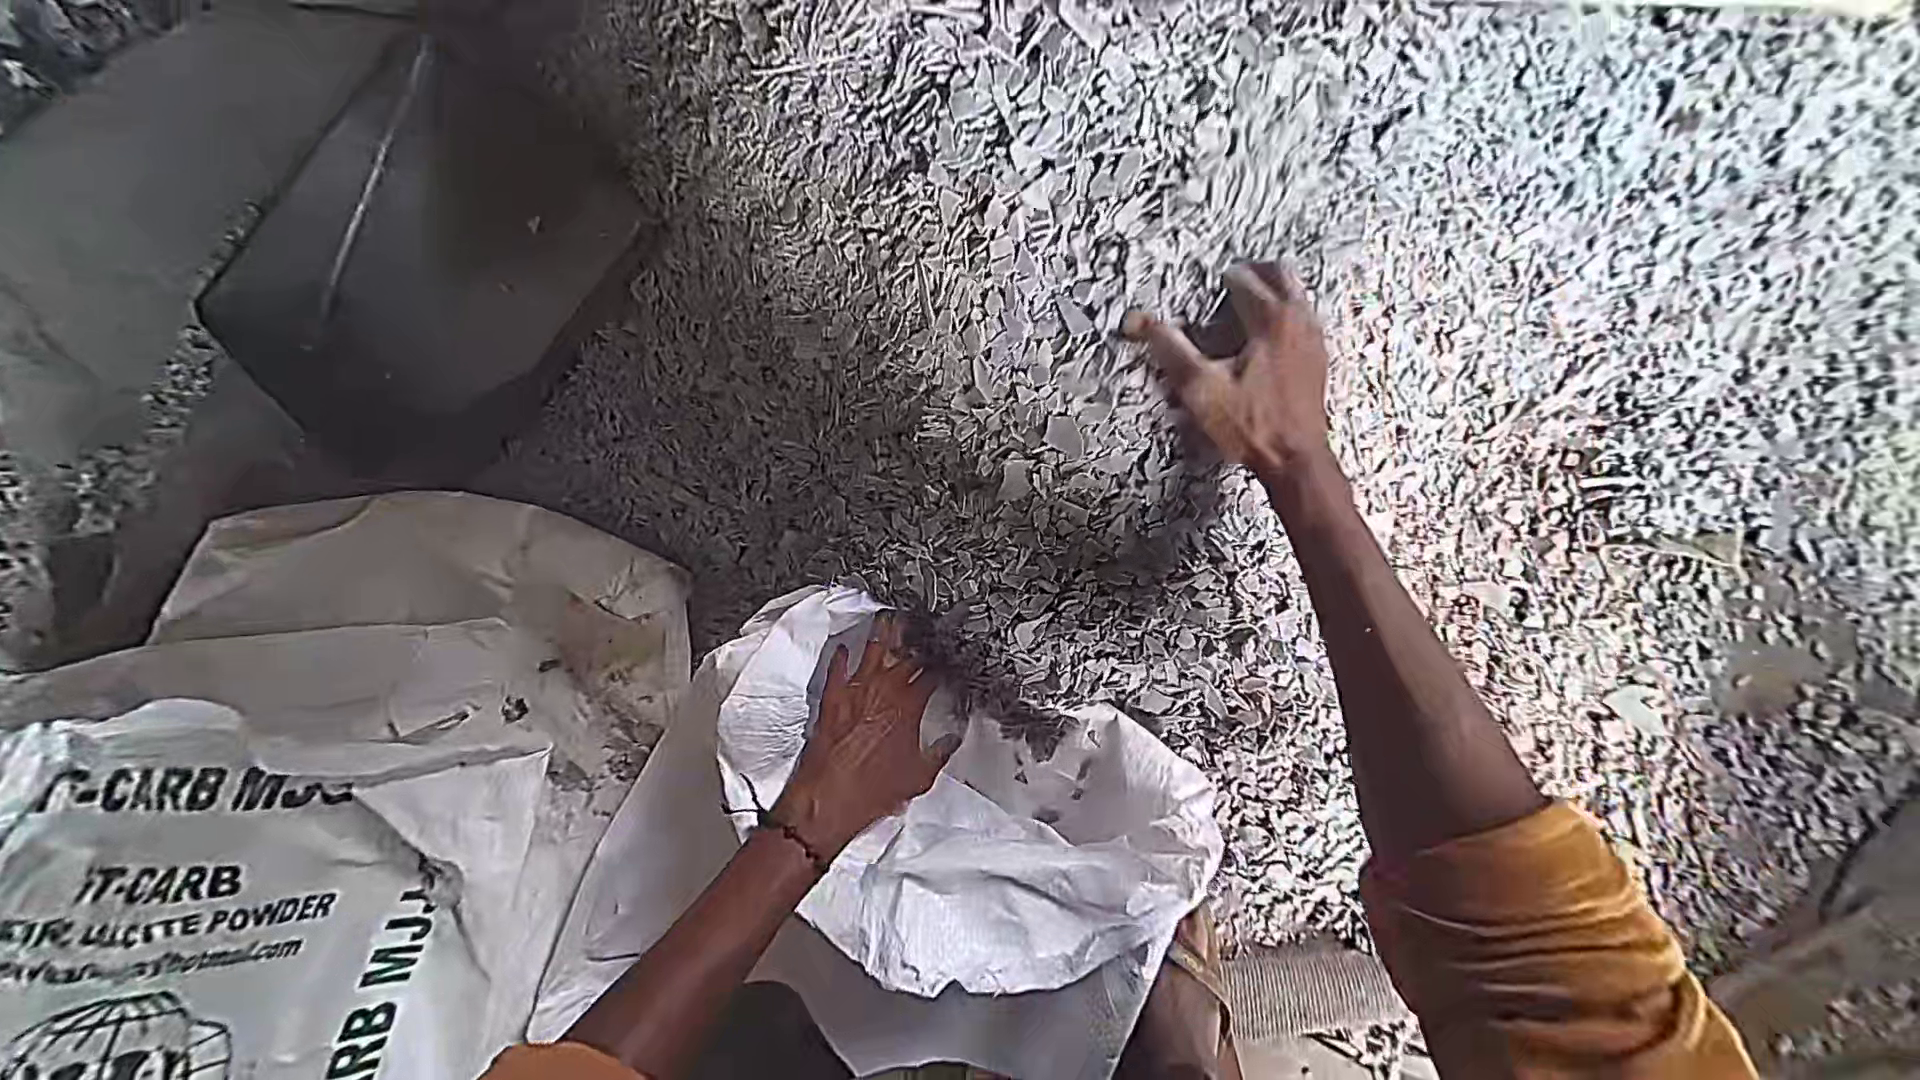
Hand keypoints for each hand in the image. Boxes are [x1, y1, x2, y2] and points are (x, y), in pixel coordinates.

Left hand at [773, 614, 959, 857]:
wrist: (828, 800)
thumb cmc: (873, 791)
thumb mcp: (918, 776)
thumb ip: (939, 753)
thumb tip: (950, 740)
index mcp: (908, 706)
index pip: (930, 674)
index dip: (940, 665)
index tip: (945, 660)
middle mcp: (883, 691)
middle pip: (904, 655)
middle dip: (916, 640)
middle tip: (921, 627)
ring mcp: (855, 691)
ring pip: (872, 652)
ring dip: (882, 634)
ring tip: (888, 618)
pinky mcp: (832, 699)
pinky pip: (838, 670)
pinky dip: (842, 657)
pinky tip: (844, 648)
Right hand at [1122, 262, 1330, 478]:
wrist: (1293, 458)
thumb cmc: (1252, 426)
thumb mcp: (1199, 387)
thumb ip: (1169, 349)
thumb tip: (1140, 323)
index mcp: (1271, 321)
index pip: (1244, 280)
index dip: (1222, 279)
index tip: (1211, 282)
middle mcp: (1298, 324)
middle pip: (1281, 276)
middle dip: (1255, 272)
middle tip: (1235, 277)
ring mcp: (1313, 343)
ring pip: (1297, 296)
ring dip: (1274, 291)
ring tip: (1251, 299)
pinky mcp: (1317, 362)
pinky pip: (1304, 322)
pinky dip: (1286, 316)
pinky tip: (1270, 336)